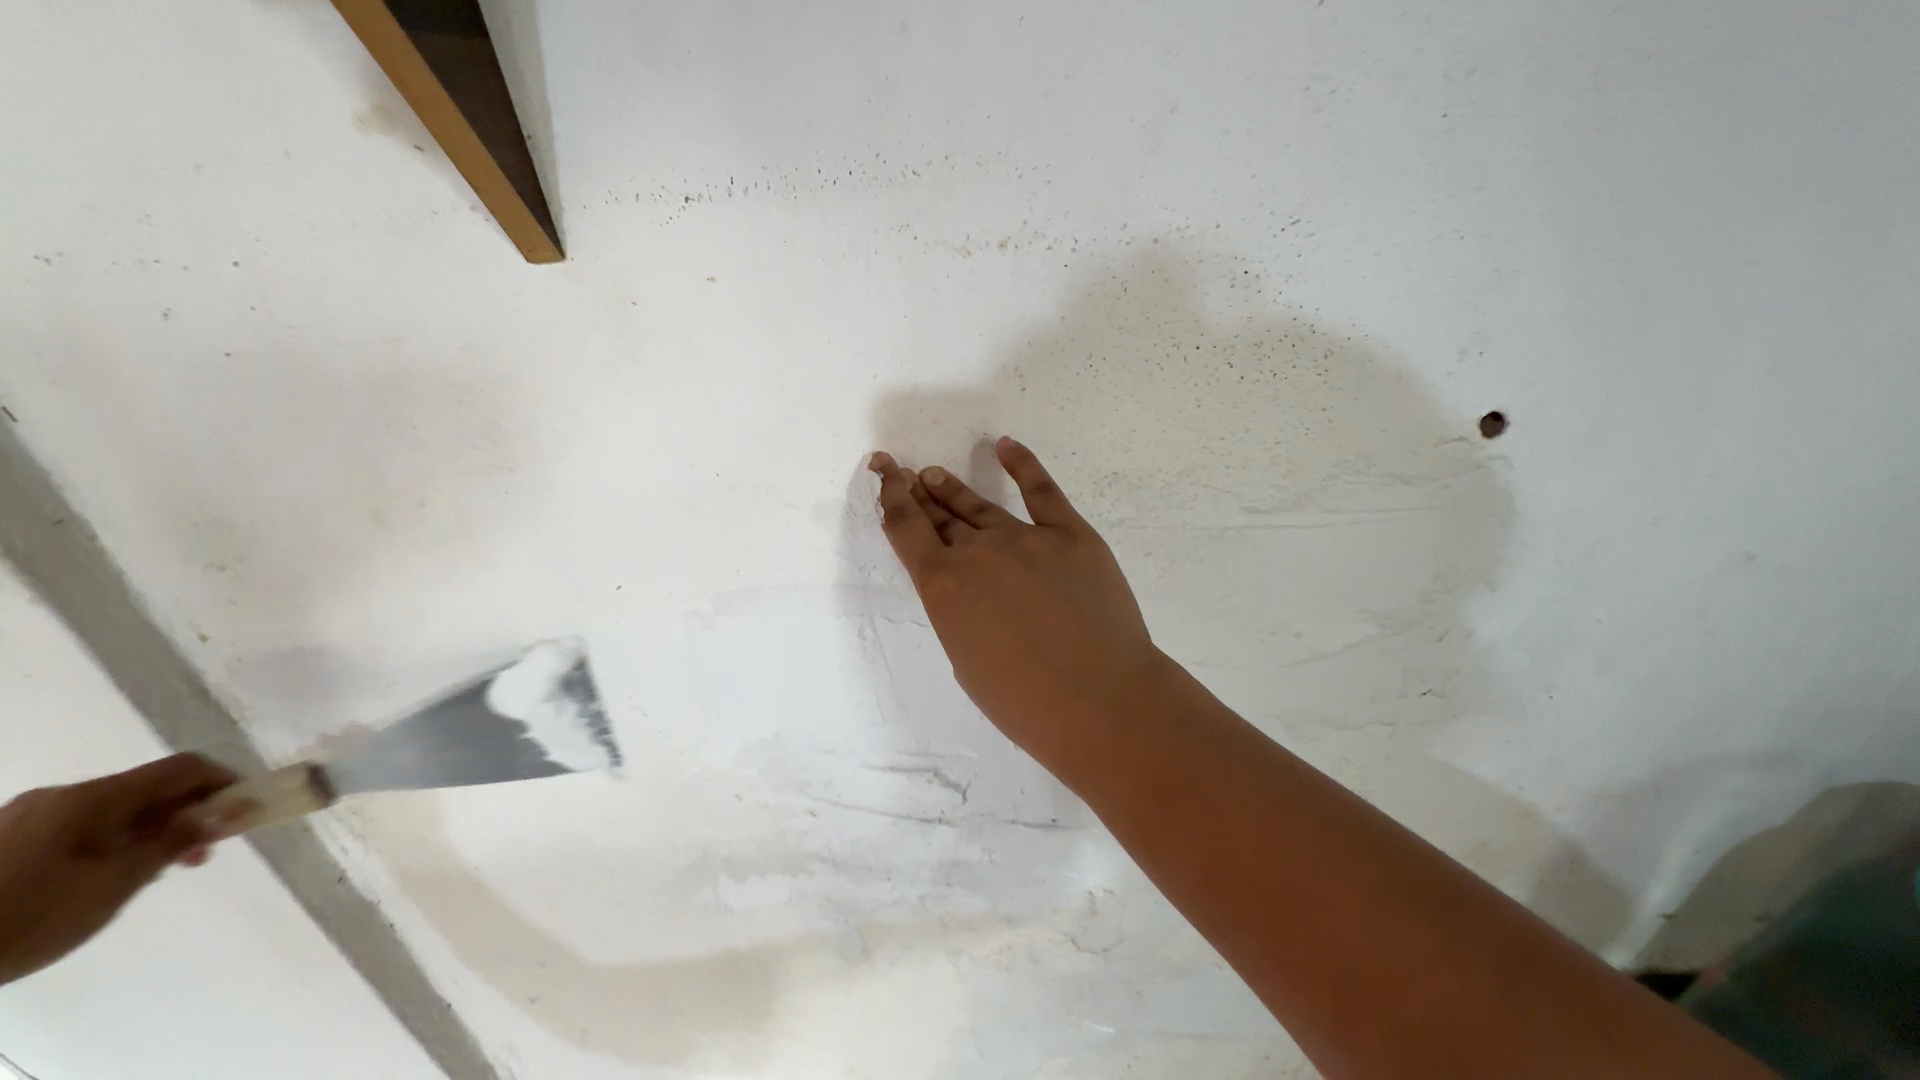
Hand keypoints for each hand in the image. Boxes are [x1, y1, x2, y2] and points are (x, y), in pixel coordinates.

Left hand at [0, 753, 238, 983]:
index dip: (224, 782)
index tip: (247, 813)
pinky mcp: (8, 839)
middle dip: (187, 813)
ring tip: (157, 872)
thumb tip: (237, 806)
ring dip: (151, 831)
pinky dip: (113, 841)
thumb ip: (177, 840)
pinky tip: (104, 879)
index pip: (181, 768)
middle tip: (204, 854)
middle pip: (147, 788)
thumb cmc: (29, 919)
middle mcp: (62, 795)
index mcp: (92, 798)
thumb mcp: (115, 884)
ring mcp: (28, 816)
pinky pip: (80, 826)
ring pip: (114, 809)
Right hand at [868, 437, 1166, 778]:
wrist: (1101, 701)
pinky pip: (1042, 491)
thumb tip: (968, 591)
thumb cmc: (1025, 702)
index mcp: (943, 585)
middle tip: (904, 473)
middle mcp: (977, 551)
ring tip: (936, 473)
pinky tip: (1006, 446)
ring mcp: (1026, 538)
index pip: (906, 528)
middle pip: (940, 514)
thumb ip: (958, 615)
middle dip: (917, 492)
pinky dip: (1022, 464)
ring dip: (954, 488)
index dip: (891, 498)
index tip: (886, 478)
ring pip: (981, 505)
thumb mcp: (966, 661)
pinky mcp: (1071, 534)